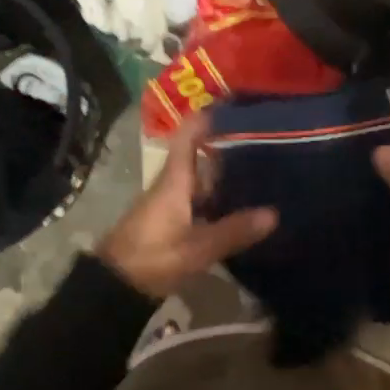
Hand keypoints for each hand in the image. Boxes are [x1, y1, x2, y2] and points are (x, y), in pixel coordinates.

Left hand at [96, 112, 276, 299]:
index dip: (210, 115)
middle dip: (231, 145)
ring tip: (267, 168)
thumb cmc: (153, 258)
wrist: (115, 285)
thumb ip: (234, 231)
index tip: (239, 104)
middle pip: (202, 154)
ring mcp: (172, 202)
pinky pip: (202, 199)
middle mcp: (173, 183)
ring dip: (229, 173)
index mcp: (175, 179)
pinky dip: (222, 197)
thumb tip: (274, 213)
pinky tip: (246, 206)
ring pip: (203, 179)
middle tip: (270, 139)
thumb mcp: (197, 248)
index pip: (190, 134)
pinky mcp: (172, 221)